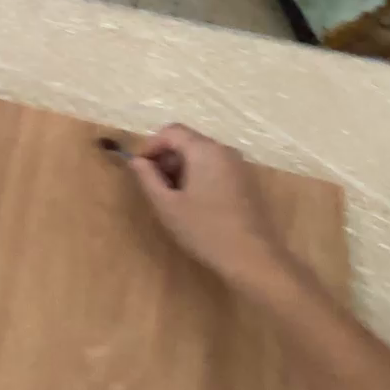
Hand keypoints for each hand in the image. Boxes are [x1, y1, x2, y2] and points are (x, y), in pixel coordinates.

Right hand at [127, 124, 301, 292]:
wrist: (253, 257)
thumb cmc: (205, 230)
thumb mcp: (168, 206)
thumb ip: (148, 178)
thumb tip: (136, 161)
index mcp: (204, 151)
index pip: (171, 131)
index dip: (151, 146)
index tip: (139, 169)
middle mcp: (224, 150)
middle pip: (188, 141)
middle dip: (166, 158)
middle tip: (154, 186)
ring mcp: (238, 165)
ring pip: (201, 155)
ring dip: (181, 168)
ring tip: (171, 198)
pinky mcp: (246, 181)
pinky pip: (215, 167)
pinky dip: (198, 175)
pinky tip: (194, 203)